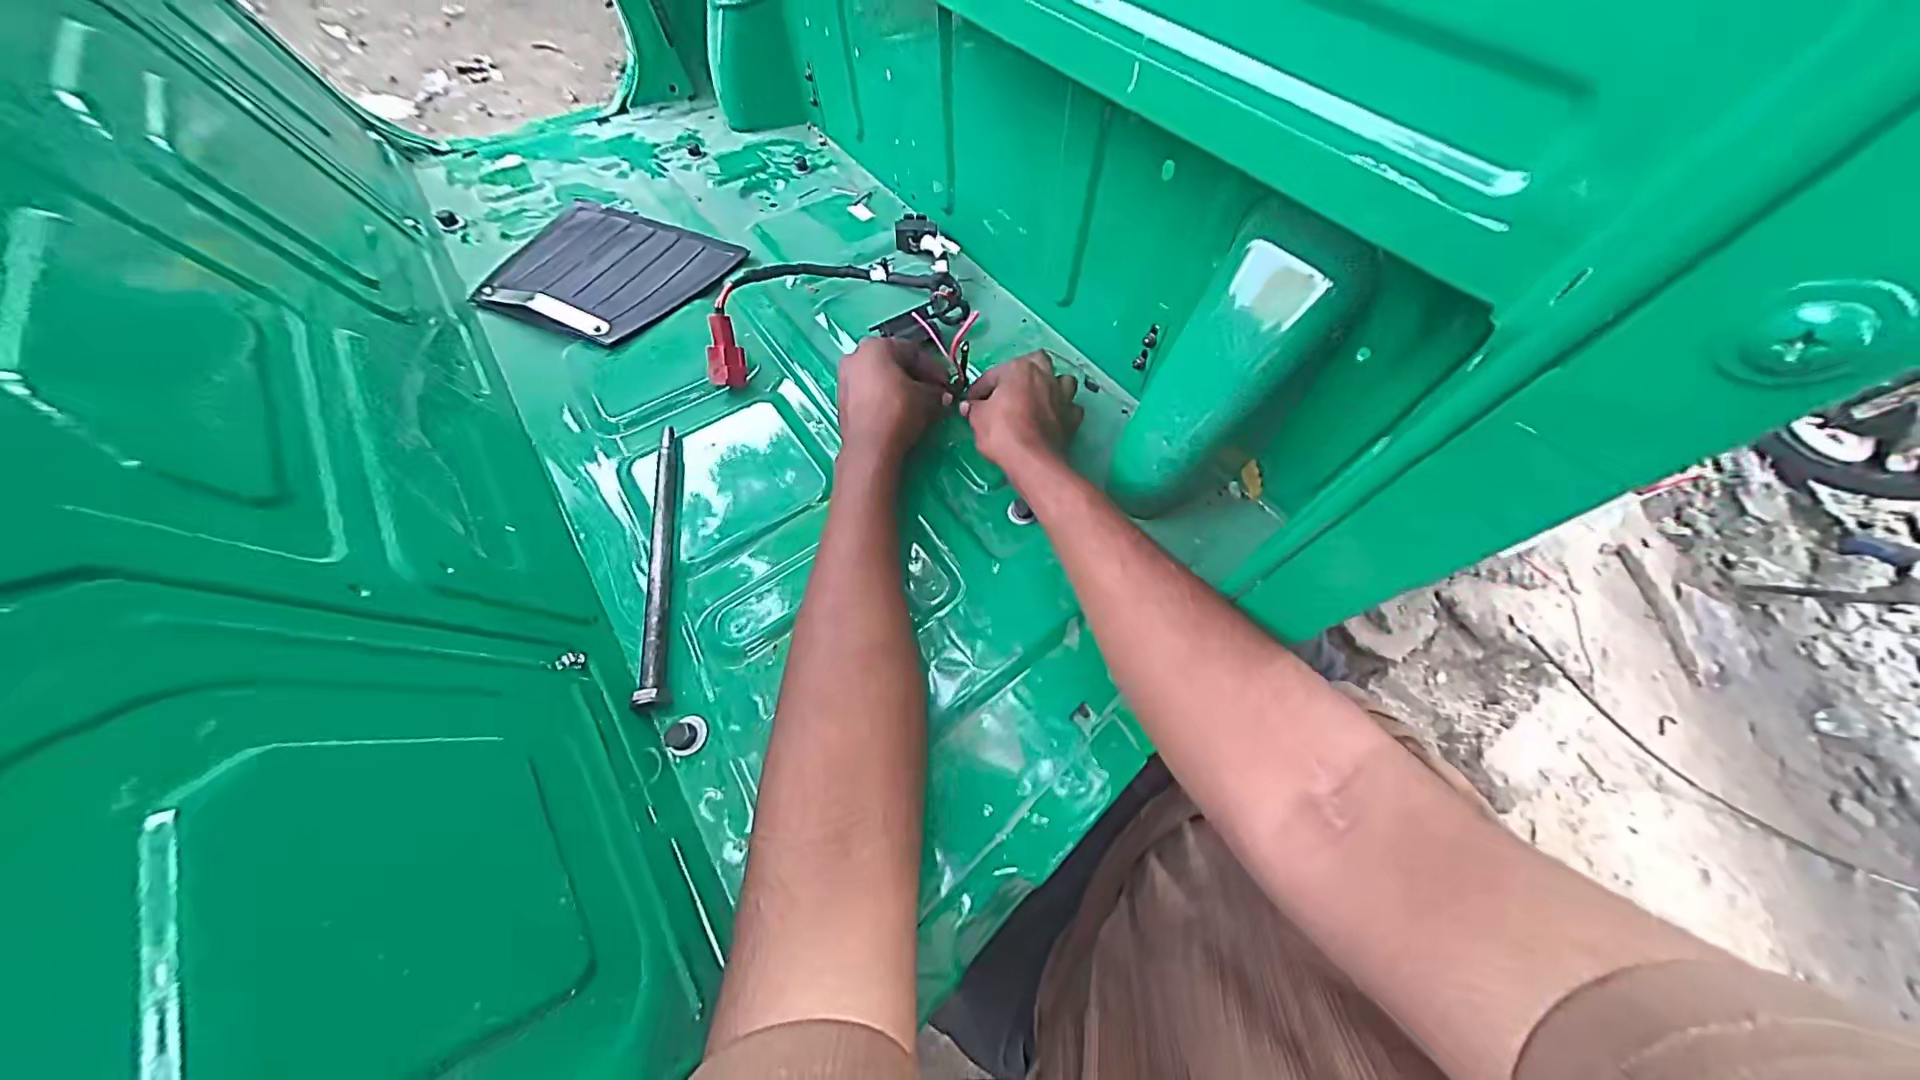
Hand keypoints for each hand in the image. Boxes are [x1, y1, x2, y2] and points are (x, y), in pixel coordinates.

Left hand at [836, 337, 952, 469]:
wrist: (869, 448)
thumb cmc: (899, 411)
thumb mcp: (928, 398)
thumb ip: (937, 390)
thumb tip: (942, 393)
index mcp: (876, 346)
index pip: (913, 351)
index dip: (934, 368)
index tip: (947, 382)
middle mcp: (856, 356)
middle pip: (894, 363)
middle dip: (916, 377)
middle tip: (935, 392)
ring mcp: (845, 378)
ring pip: (881, 378)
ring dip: (901, 387)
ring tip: (919, 403)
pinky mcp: (842, 400)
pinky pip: (870, 393)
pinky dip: (885, 398)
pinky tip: (900, 411)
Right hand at [960, 351, 1082, 472]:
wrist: (1032, 460)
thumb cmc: (1002, 432)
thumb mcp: (978, 418)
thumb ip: (974, 408)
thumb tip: (970, 406)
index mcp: (1019, 369)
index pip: (992, 375)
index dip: (978, 390)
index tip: (971, 403)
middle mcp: (1045, 376)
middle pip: (1036, 363)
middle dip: (1022, 373)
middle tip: (1009, 391)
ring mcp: (1063, 396)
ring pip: (1061, 381)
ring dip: (1050, 386)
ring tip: (1037, 400)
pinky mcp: (1073, 418)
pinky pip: (1070, 408)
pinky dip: (1062, 411)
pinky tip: (1052, 419)